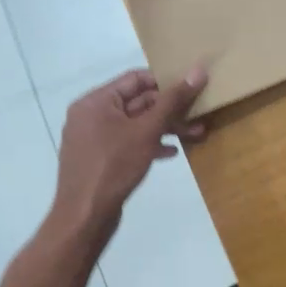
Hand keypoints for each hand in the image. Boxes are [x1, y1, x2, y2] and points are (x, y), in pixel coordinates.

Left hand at [50, 65, 207, 240]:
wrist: (84, 216)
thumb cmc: (114, 166)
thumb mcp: (148, 130)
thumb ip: (173, 100)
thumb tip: (198, 70)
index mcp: (96, 102)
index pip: (136, 78)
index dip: (166, 80)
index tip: (194, 87)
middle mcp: (91, 115)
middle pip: (139, 101)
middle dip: (171, 109)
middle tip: (201, 113)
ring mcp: (94, 138)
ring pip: (137, 123)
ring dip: (166, 127)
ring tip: (195, 134)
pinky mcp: (100, 158)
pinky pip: (129, 141)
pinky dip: (151, 142)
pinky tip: (171, 152)